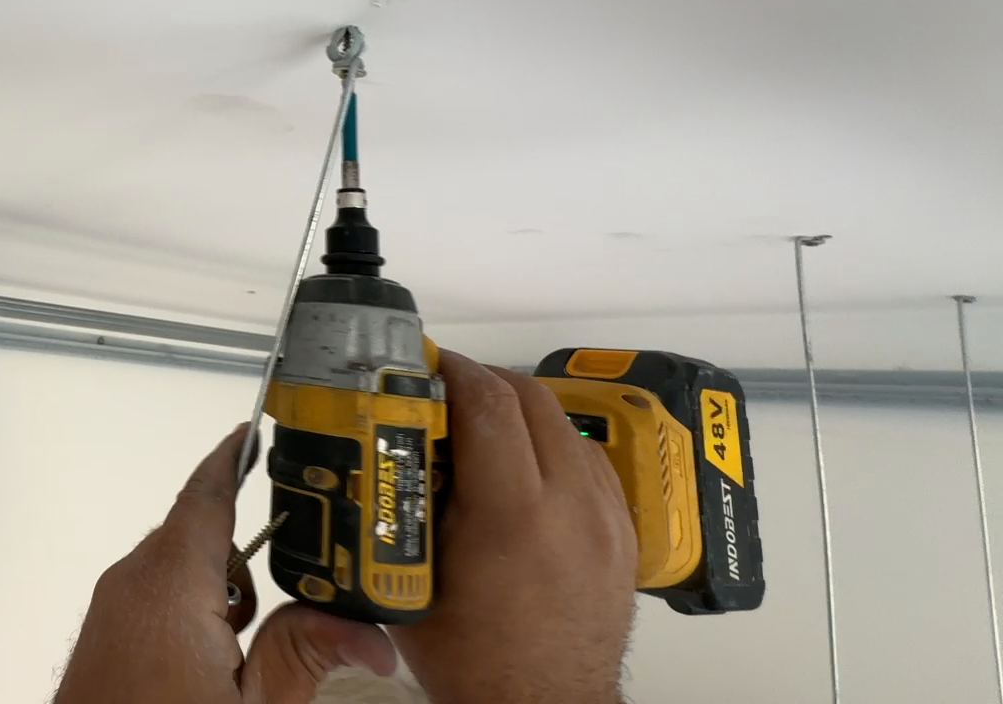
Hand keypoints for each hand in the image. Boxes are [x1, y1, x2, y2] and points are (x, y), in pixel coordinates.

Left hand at [54, 425, 397, 703]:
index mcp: (171, 579)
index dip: (232, 457)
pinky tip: (214, 667)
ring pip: (180, 567)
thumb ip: (303, 657)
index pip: (206, 494)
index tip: (254, 430)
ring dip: (221, 591)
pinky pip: (157, 592)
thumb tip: (372, 635)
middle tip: (298, 591)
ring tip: (250, 659)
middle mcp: (135, 576)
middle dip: (249, 554)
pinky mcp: (106, 630)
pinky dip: (192, 607)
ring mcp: (114, 602)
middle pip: (200, 534)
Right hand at [390, 352, 638, 703]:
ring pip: (563, 421)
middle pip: (531, 398)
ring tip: (474, 420)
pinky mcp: (624, 535)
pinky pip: (587, 456)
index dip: (452, 368)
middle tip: (440, 386)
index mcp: (514, 514)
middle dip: (481, 378)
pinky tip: (517, 459)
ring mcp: (607, 521)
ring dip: (515, 405)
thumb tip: (390, 437)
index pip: (488, 403)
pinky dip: (548, 439)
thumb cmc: (469, 652)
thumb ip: (406, 495)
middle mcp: (572, 508)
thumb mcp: (412, 565)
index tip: (423, 363)